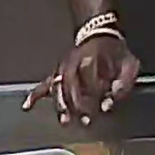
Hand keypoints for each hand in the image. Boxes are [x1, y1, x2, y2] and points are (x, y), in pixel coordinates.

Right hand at [24, 34, 139, 124]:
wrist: (98, 34)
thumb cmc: (113, 52)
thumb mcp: (128, 63)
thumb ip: (124, 83)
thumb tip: (111, 100)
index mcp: (91, 57)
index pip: (91, 79)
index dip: (97, 94)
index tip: (104, 106)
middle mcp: (72, 63)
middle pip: (72, 87)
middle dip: (78, 106)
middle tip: (85, 120)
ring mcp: (62, 69)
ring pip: (58, 89)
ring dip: (61, 106)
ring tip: (65, 120)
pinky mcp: (56, 74)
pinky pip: (43, 85)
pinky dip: (34, 96)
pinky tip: (27, 106)